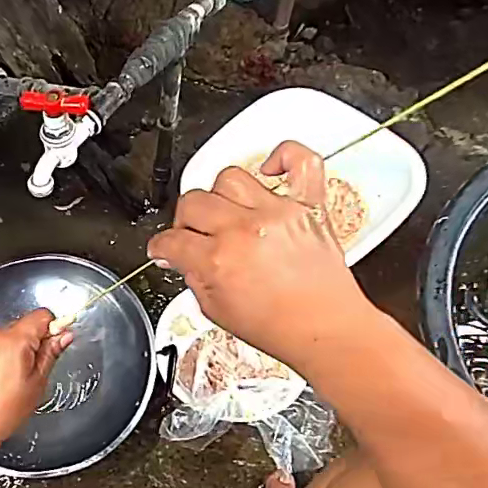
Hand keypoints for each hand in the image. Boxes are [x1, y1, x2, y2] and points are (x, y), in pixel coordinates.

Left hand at [0, 308, 74, 445]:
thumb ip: (50, 354)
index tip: (57, 344)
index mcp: (15, 340)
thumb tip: (63, 336)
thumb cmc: (1, 411)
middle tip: (39, 368)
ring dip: (20, 350)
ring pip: (10, 336)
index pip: (42, 315)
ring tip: (20, 379)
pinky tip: (4, 381)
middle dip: (37, 341)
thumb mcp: (36, 383)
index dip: (54, 328)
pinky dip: (4, 357)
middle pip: (25, 325)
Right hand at [145, 141, 374, 360]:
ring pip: (229, 178)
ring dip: (219, 196)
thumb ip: (191, 276)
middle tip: (194, 236)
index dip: (160, 247)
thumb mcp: (215, 310)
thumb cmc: (279, 326)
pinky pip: (301, 161)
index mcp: (218, 260)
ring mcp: (278, 213)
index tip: (164, 249)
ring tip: (226, 213)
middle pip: (192, 202)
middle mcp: (244, 230)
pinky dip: (285, 157)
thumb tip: (178, 256)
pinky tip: (269, 170)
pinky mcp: (308, 206)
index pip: (170, 240)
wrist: (327, 330)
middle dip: (185, 222)